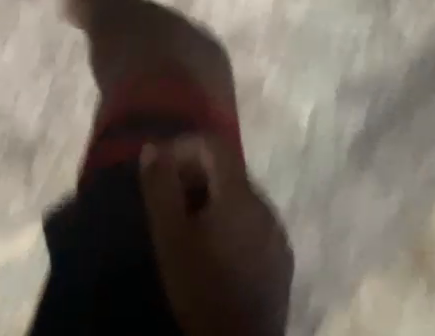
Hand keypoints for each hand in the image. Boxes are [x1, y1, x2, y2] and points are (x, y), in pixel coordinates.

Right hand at [139, 136, 293, 335]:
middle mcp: (266, 207)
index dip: (184, 145)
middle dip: (194, 175)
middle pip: (227, 170)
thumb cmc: (201, 288)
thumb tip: (153, 147)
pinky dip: (229, 222)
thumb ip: (160, 186)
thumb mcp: (169, 236)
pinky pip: (252, 222)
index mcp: (240, 196)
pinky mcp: (281, 259)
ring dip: (211, 199)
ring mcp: (278, 234)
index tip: (161, 167)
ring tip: (185, 227)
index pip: (215, 145)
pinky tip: (212, 250)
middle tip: (166, 200)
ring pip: (239, 197)